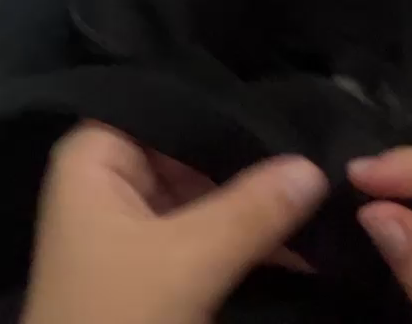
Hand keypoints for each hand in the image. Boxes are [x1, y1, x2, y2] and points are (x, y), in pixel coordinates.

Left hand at [22, 122, 327, 323]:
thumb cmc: (118, 315)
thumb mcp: (188, 262)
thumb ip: (251, 211)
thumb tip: (314, 166)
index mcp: (93, 154)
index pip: (163, 108)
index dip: (220, 110)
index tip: (282, 110)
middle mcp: (103, 174)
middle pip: (182, 151)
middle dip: (242, 161)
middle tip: (314, 153)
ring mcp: (122, 217)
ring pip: (194, 192)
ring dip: (246, 203)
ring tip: (317, 191)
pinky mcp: (142, 258)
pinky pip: (195, 229)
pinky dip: (235, 236)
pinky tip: (293, 238)